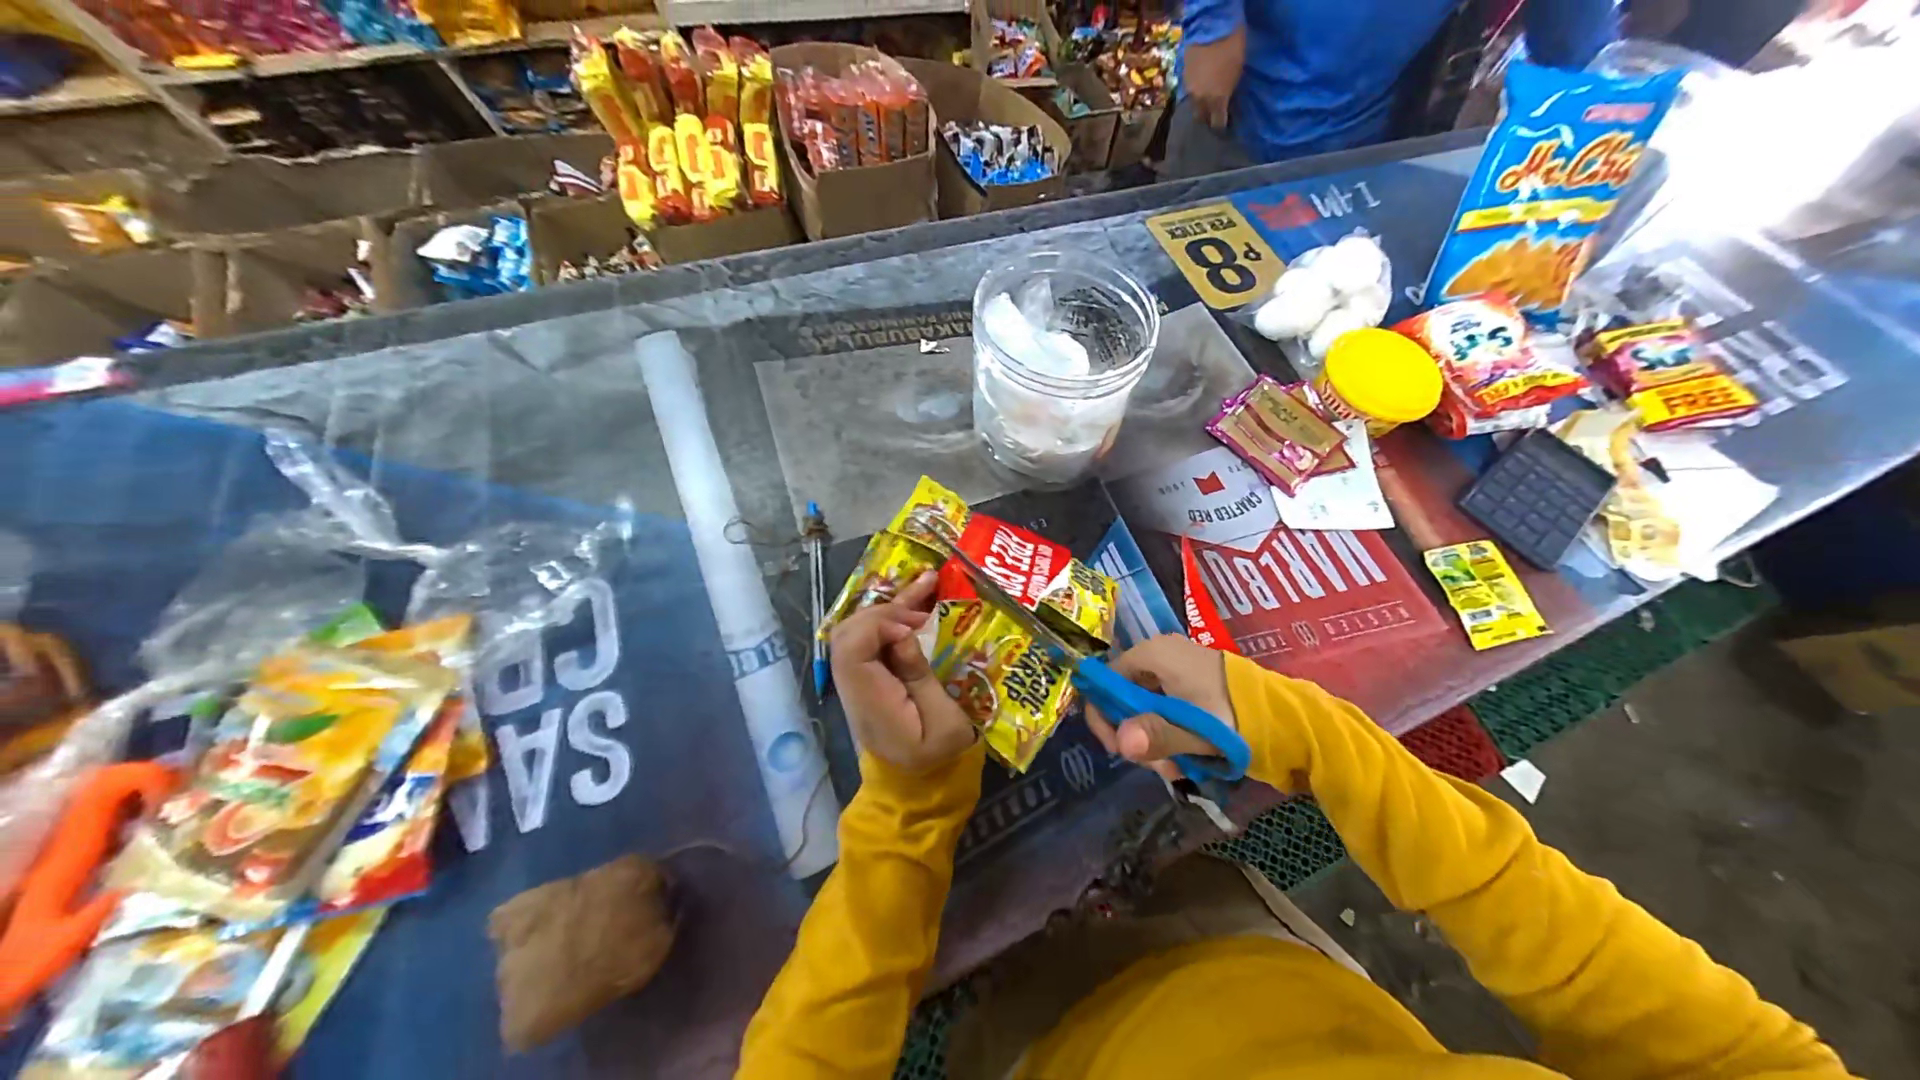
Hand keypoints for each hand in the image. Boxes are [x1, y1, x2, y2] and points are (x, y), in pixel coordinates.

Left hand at [830, 571, 978, 772]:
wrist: (919, 783)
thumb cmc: (938, 756)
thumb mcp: (943, 723)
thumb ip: (919, 676)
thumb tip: (901, 635)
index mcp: (869, 700)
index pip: (850, 648)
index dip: (876, 626)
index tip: (912, 628)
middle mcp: (855, 685)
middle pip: (847, 631)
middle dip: (884, 611)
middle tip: (922, 613)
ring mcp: (859, 678)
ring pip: (856, 628)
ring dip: (889, 606)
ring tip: (928, 584)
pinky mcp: (869, 674)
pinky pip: (870, 637)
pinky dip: (891, 614)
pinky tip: (919, 590)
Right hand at [1083, 634, 1239, 780]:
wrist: (1287, 716)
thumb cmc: (1235, 717)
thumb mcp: (1194, 731)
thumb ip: (1156, 735)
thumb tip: (1121, 743)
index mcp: (1153, 653)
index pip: (1105, 681)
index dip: (1103, 716)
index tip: (1119, 749)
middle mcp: (1159, 654)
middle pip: (1124, 697)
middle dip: (1135, 735)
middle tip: (1158, 765)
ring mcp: (1175, 667)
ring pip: (1144, 707)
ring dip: (1153, 740)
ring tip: (1177, 767)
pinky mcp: (1190, 682)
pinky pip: (1163, 707)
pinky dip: (1168, 732)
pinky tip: (1184, 755)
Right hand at [1183, 25, 1245, 129]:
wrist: (1211, 26)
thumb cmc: (1232, 47)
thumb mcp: (1237, 72)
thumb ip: (1228, 92)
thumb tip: (1225, 103)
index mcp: (1217, 100)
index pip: (1217, 124)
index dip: (1221, 126)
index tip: (1224, 126)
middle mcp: (1200, 100)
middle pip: (1201, 118)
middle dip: (1207, 118)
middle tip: (1213, 114)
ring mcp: (1189, 90)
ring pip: (1194, 105)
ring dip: (1200, 105)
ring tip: (1206, 99)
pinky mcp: (1183, 79)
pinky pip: (1189, 92)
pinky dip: (1195, 92)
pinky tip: (1200, 86)